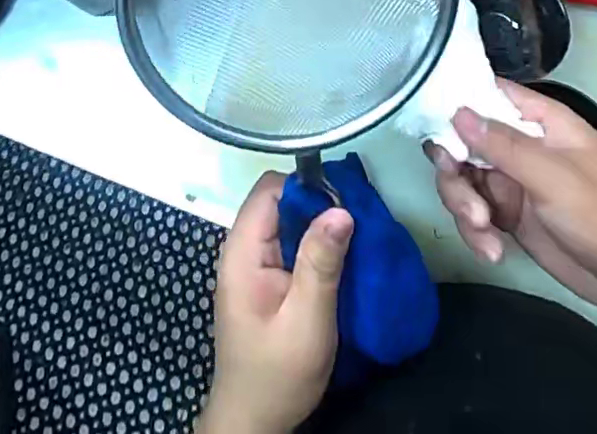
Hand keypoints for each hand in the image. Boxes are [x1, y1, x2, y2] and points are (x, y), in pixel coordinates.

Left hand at [200, 172, 351, 433]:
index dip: (305, 187)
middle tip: (354, 224)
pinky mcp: (263, 277)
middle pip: (278, 200)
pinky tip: (338, 260)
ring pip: (285, 220)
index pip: (269, 190)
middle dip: (316, 205)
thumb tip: (340, 209)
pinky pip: (287, 242)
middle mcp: (242, 247)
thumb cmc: (277, 374)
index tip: (341, 205)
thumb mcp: (306, 321)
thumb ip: (320, 263)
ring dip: (317, 226)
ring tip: (353, 240)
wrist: (253, 422)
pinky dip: (312, 244)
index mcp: (242, 250)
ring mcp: (251, 262)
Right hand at [424, 79, 596, 312]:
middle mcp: (517, 143)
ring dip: (461, 203)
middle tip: (462, 193)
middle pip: (460, 138)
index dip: (452, 101)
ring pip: (459, 176)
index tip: (428, 122)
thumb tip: (457, 112)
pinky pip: (471, 211)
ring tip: (482, 230)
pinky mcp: (507, 213)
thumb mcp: (557, 179)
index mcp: (536, 120)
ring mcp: (510, 178)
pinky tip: (491, 251)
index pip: (483, 92)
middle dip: (452, 168)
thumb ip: (505, 146)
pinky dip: (473, 230)